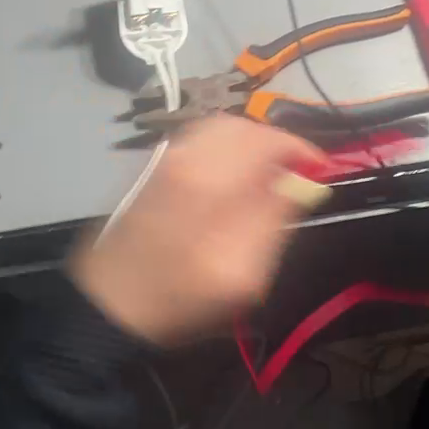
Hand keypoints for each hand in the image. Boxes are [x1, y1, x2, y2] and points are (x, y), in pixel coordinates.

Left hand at [70, 116, 327, 346]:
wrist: (108, 303)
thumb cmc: (178, 297)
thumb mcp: (241, 272)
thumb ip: (275, 219)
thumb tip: (304, 182)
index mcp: (211, 179)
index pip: (267, 140)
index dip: (300, 149)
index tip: (320, 166)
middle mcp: (187, 154)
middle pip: (243, 126)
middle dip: (275, 142)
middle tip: (293, 170)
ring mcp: (166, 155)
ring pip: (220, 125)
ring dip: (251, 140)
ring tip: (266, 171)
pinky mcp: (154, 164)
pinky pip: (199, 136)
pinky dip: (225, 143)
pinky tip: (231, 172)